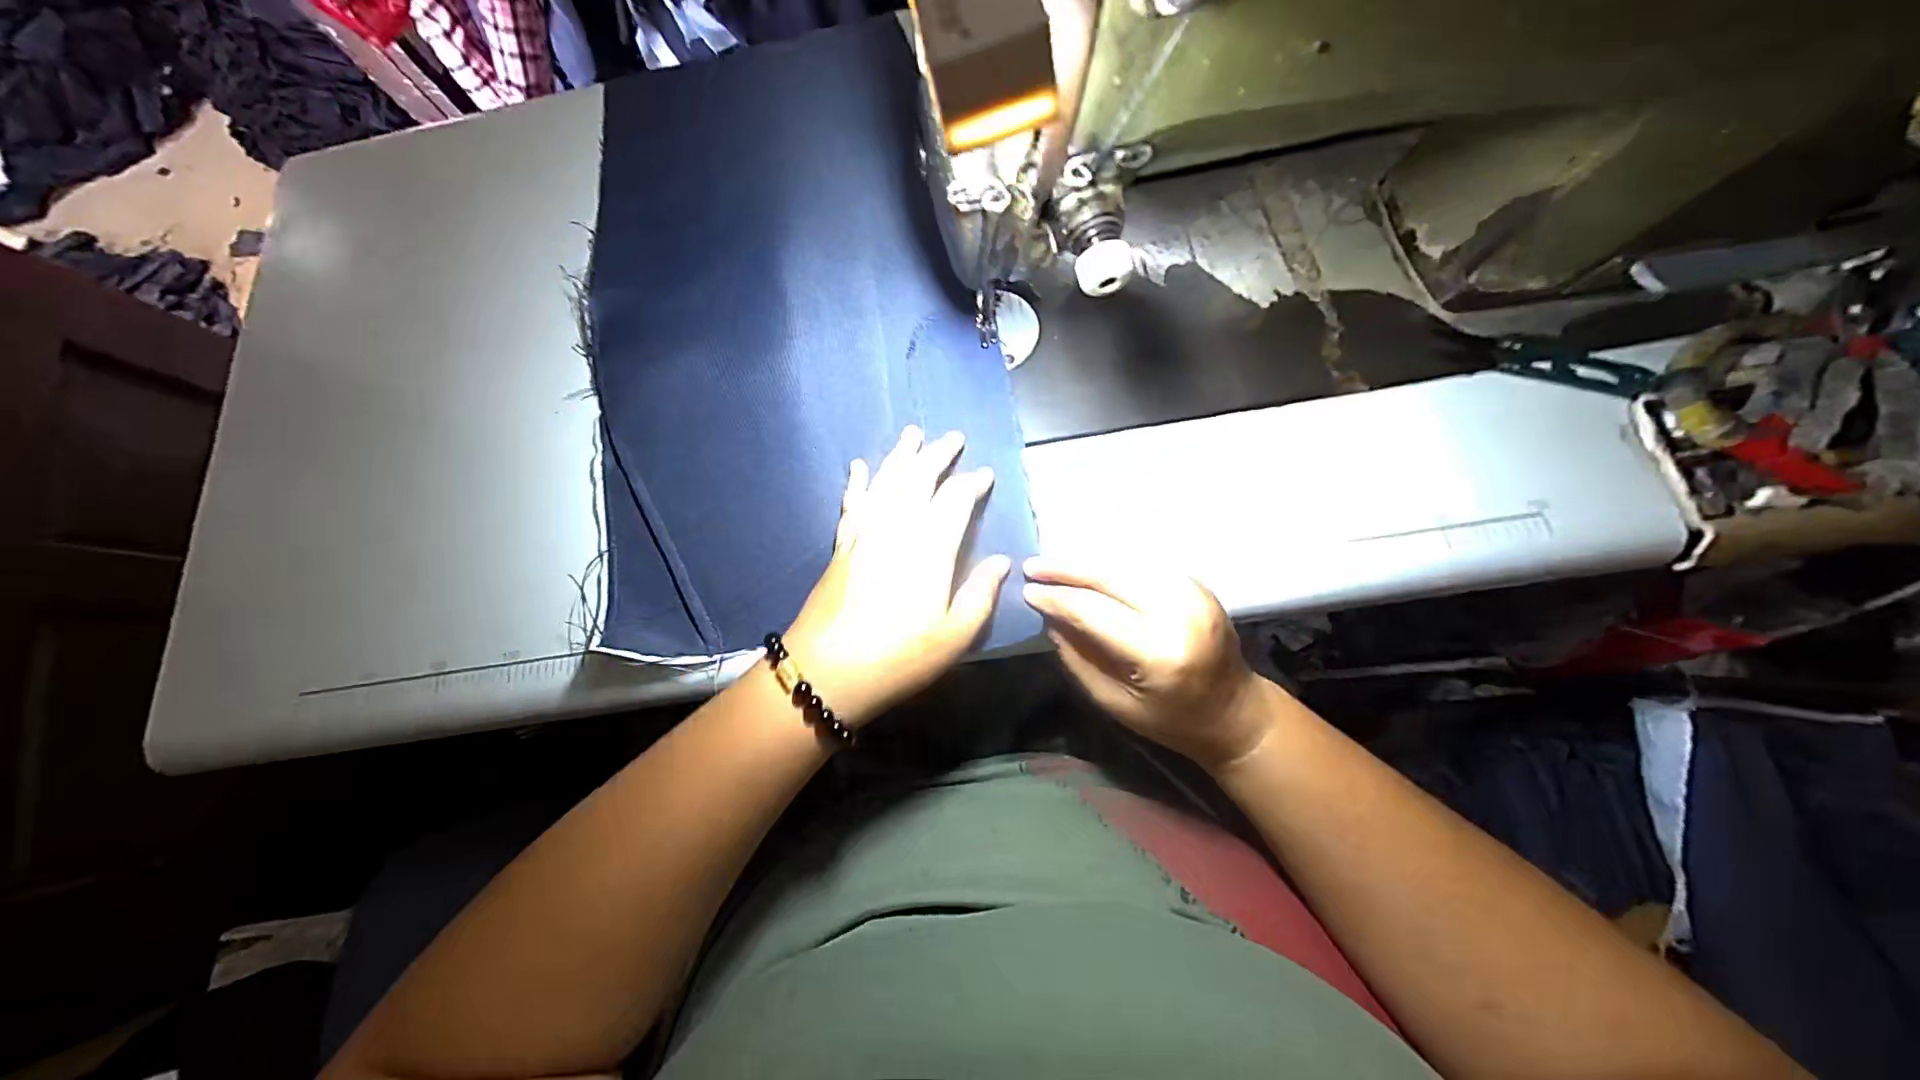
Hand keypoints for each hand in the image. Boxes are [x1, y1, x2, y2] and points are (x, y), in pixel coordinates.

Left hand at [782, 427, 1010, 725]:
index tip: (985, 474)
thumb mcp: (954, 636)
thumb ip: (980, 594)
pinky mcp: (842, 546)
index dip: (971, 484)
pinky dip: (856, 482)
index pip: (955, 501)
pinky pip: (852, 503)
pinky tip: (858, 466)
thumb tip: (1001, 562)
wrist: (827, 670)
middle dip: (938, 456)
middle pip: (919, 480)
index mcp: (931, 548)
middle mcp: (897, 529)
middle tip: (953, 437)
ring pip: (885, 482)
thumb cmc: (899, 657)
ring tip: (912, 433)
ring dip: (900, 456)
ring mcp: (865, 534)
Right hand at [1022, 558, 1275, 771]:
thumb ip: (1078, 658)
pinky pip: (1146, 566)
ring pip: (1128, 564)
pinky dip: (1114, 565)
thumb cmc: (1171, 721)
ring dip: (1088, 562)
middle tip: (1032, 567)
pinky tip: (1091, 569)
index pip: (1094, 611)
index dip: (1057, 599)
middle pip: (1111, 577)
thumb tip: (1048, 617)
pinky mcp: (1199, 586)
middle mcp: (1179, 614)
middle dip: (1067, 570)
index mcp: (1159, 652)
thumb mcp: (1114, 702)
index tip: (1026, 592)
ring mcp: (1194, 594)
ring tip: (1055, 566)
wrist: (1235, 713)